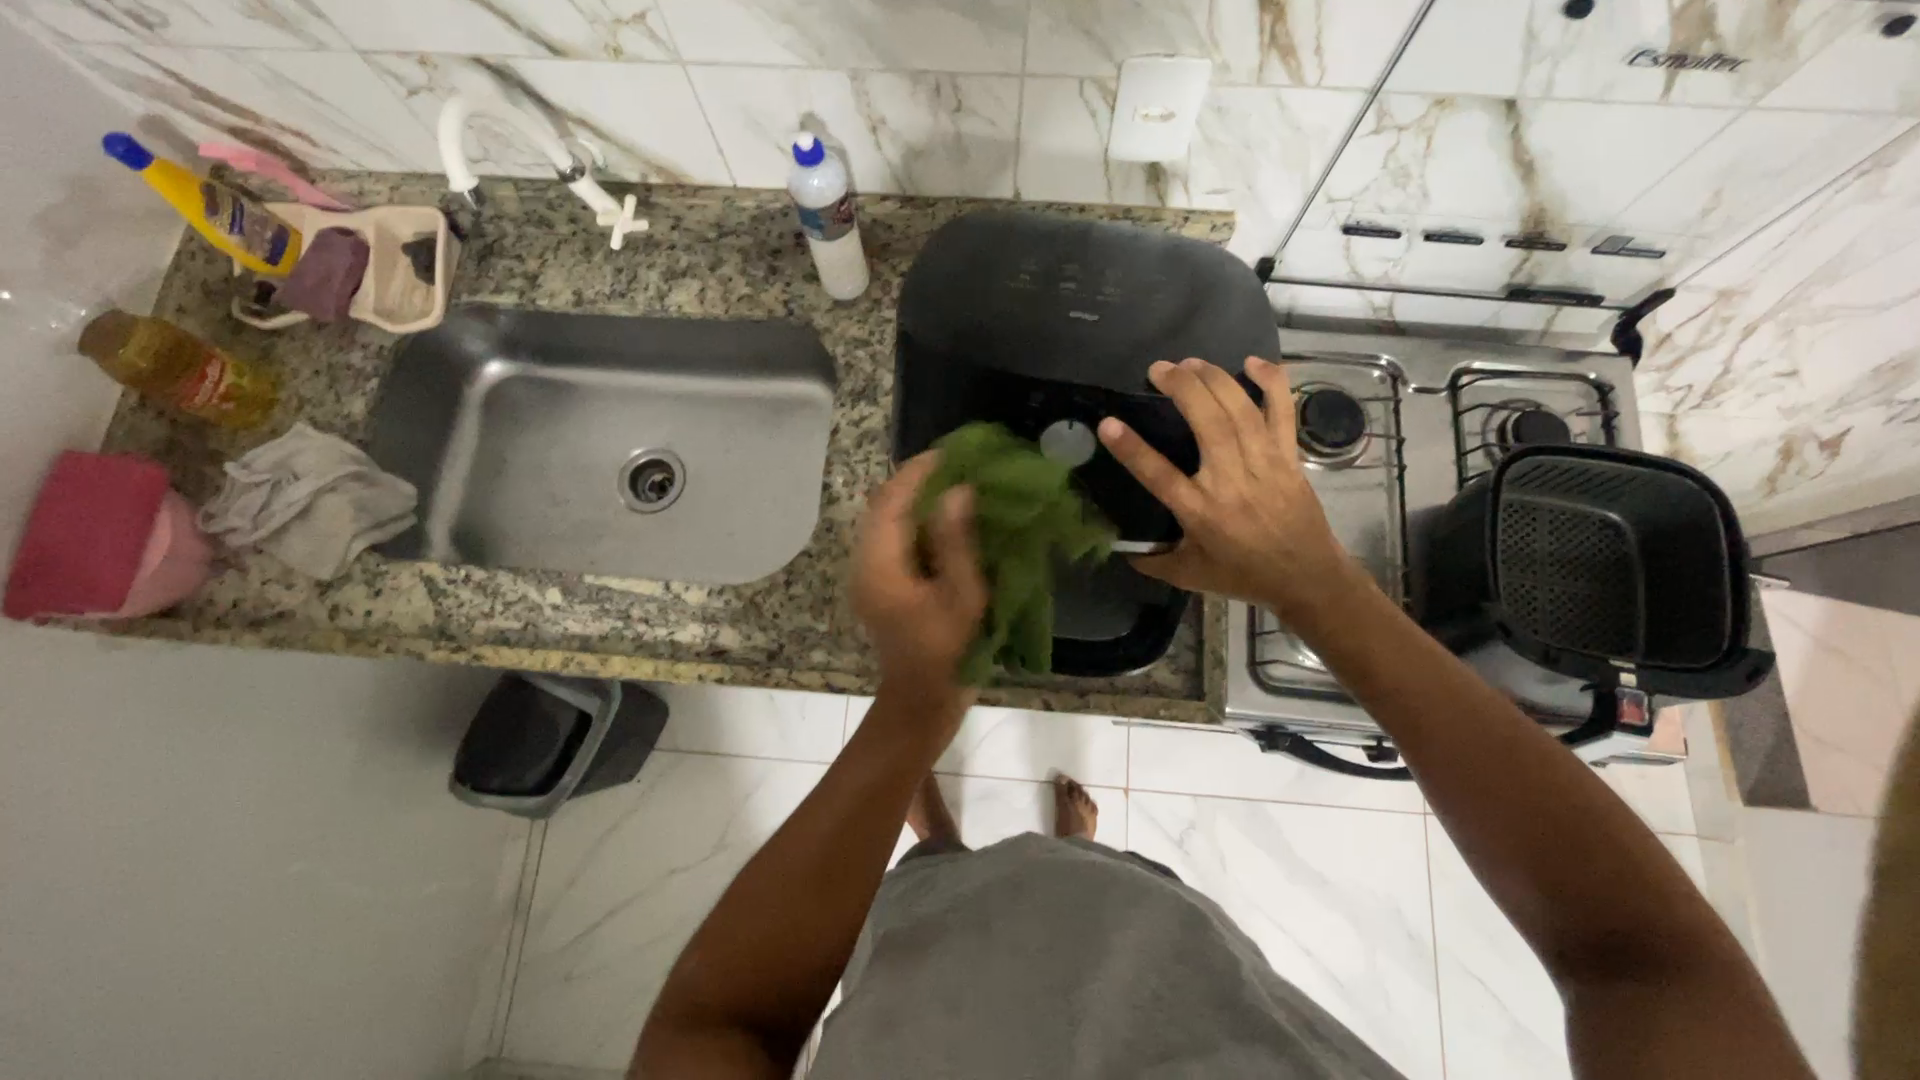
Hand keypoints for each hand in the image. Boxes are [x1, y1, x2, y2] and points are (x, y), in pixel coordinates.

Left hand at [850, 452, 989, 704]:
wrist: (921, 703)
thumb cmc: (946, 654)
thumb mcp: (961, 597)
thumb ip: (957, 542)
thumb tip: (958, 490)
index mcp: (879, 566)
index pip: (891, 502)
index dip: (918, 472)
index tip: (952, 452)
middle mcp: (866, 564)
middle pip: (884, 506)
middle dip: (919, 481)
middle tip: (960, 465)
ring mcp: (871, 575)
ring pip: (888, 522)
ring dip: (919, 500)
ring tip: (958, 484)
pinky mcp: (882, 585)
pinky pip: (896, 540)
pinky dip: (919, 523)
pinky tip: (949, 519)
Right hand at [1097, 356, 1361, 619]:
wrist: (1307, 578)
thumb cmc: (1243, 576)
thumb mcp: (1189, 574)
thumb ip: (1152, 560)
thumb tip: (1121, 546)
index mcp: (1201, 513)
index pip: (1160, 476)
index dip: (1132, 449)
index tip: (1108, 424)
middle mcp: (1232, 483)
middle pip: (1208, 425)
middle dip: (1183, 389)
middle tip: (1159, 369)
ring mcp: (1264, 466)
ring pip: (1240, 411)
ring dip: (1214, 379)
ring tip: (1190, 362)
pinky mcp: (1288, 457)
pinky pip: (1281, 412)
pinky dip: (1271, 382)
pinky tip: (1252, 362)